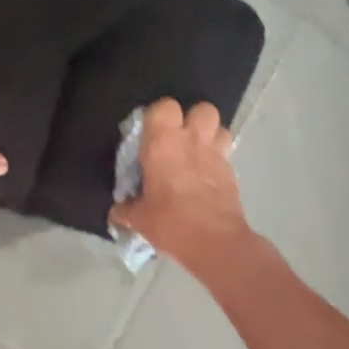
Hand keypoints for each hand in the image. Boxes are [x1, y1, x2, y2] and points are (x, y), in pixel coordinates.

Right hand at [110, 98, 254, 267]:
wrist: (215, 242)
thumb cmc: (170, 221)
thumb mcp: (140, 218)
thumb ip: (127, 209)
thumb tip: (116, 212)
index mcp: (163, 142)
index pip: (164, 106)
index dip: (159, 114)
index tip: (151, 132)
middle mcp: (192, 141)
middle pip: (202, 108)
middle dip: (193, 119)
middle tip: (179, 139)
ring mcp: (216, 155)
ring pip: (220, 127)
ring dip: (211, 135)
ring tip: (198, 153)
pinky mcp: (232, 173)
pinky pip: (226, 156)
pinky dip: (218, 161)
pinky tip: (208, 178)